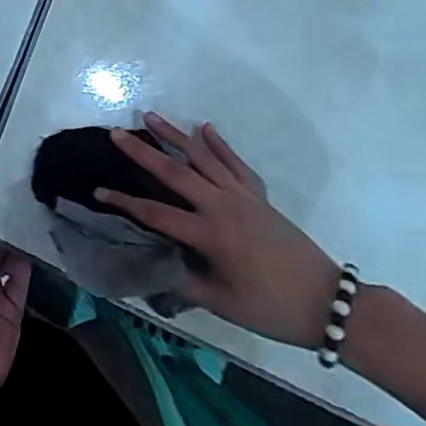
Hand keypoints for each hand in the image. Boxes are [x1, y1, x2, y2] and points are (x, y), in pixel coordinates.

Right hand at [98, 113, 340, 348]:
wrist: (326, 300)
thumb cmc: (270, 308)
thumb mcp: (222, 304)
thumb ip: (184, 282)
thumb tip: (151, 267)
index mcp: (210, 234)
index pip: (157, 214)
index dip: (125, 203)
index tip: (99, 192)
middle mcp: (223, 206)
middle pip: (176, 172)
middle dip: (143, 152)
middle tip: (118, 133)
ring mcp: (243, 195)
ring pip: (203, 157)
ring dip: (176, 135)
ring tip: (152, 116)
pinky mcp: (259, 195)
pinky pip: (235, 162)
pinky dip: (219, 143)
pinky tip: (205, 127)